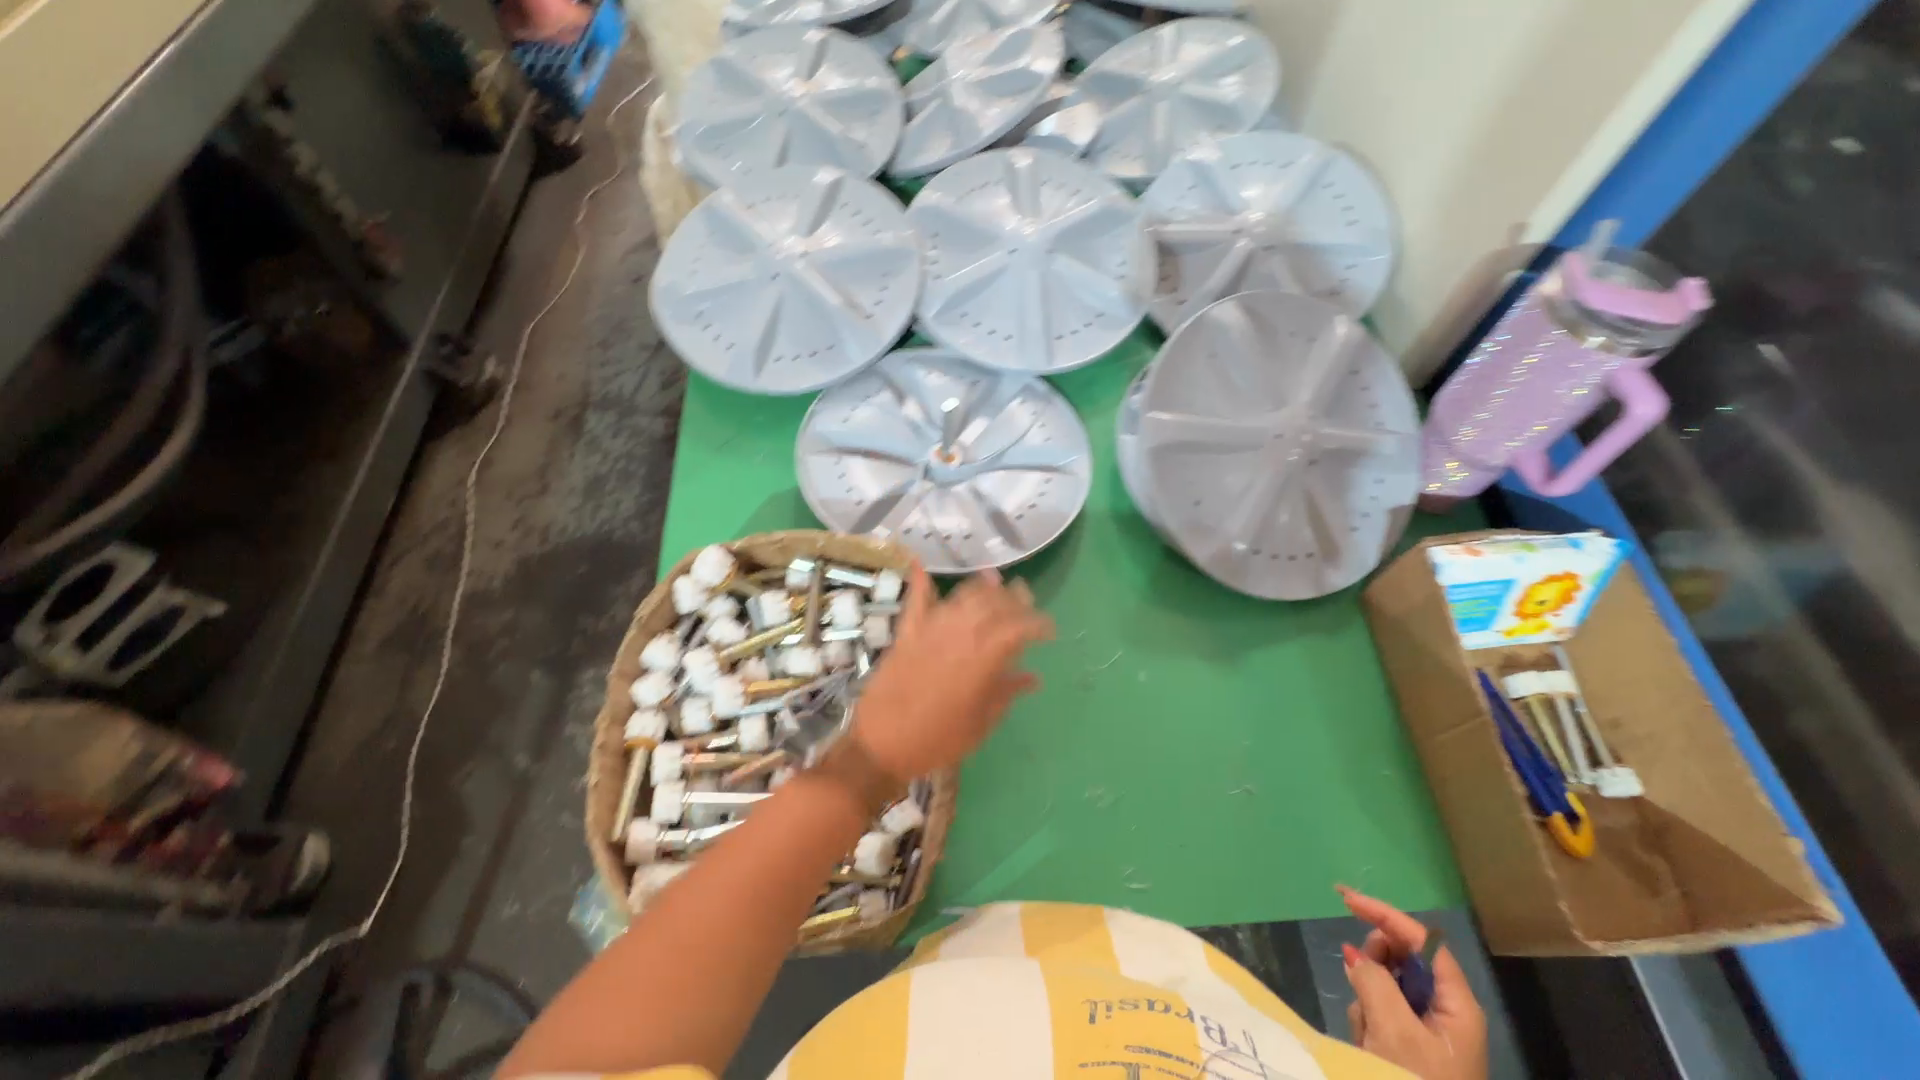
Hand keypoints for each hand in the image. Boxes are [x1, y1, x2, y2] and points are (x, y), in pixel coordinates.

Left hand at [851, 564, 1052, 779]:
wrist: (882, 745)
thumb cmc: (939, 740)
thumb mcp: (981, 723)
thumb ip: (1005, 693)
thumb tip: (1031, 677)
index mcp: (983, 658)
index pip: (1019, 627)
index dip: (1038, 624)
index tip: (1050, 631)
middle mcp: (960, 635)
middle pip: (993, 604)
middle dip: (1015, 599)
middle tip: (1027, 603)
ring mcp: (930, 630)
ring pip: (962, 597)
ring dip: (982, 588)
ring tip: (995, 585)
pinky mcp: (906, 634)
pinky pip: (915, 601)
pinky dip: (920, 581)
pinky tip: (921, 562)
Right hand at [1338, 886, 1487, 1079]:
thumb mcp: (1393, 1032)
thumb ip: (1374, 982)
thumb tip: (1358, 955)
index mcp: (1455, 1002)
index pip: (1421, 939)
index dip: (1385, 913)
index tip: (1345, 898)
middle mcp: (1444, 1008)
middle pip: (1402, 958)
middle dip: (1374, 962)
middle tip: (1357, 975)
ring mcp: (1426, 1028)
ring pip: (1385, 985)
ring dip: (1367, 999)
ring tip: (1368, 1035)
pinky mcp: (1409, 1045)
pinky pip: (1380, 1011)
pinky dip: (1367, 1019)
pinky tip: (1368, 1043)